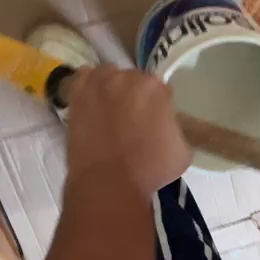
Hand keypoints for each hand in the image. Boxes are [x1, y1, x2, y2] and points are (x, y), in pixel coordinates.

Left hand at [60, 67, 191, 197]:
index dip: (158, 106)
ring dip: (111, 88)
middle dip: (135, 97)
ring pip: (108, 76)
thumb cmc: (150, 170)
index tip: (155, 121)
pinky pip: (83, 79)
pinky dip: (88, 87)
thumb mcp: (182, 150)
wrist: (108, 183)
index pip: (160, 89)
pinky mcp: (77, 94)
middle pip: (134, 80)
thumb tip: (166, 128)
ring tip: (109, 111)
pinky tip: (91, 103)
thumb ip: (175, 129)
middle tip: (132, 120)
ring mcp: (100, 83)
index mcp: (156, 88)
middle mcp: (128, 78)